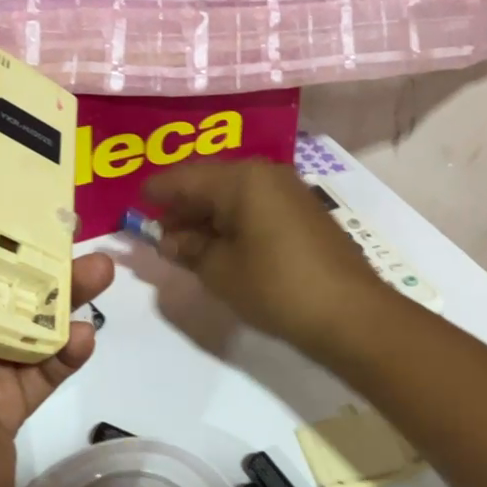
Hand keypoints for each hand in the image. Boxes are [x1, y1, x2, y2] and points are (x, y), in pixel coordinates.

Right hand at [142, 160, 382, 349]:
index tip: (136, 204)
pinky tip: (223, 245)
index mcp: (242, 179)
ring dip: (209, 214)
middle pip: (211, 181)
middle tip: (160, 232)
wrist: (350, 312)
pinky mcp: (304, 212)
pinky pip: (257, 206)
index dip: (158, 191)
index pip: (186, 177)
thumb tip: (170, 239)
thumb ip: (189, 249)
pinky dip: (234, 220)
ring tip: (187, 244)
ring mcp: (290, 191)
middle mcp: (266, 174)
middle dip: (184, 205)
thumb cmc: (277, 287)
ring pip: (235, 194)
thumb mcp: (221, 272)